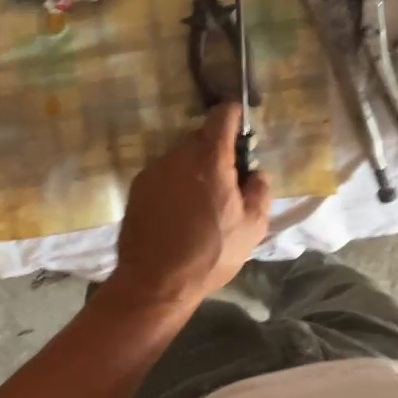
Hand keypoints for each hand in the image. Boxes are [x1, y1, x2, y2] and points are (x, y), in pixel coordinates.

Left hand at [104, 104, 270, 310]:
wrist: (154, 282)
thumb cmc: (210, 253)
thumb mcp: (252, 228)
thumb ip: (260, 192)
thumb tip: (256, 173)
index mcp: (210, 158)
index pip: (222, 115)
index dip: (235, 118)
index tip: (243, 133)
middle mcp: (178, 155)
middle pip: (202, 138)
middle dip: (218, 153)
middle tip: (228, 183)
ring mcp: (154, 170)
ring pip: (182, 158)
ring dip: (195, 170)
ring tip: (202, 205)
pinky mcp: (137, 187)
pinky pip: (164, 175)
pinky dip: (175, 185)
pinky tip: (179, 214)